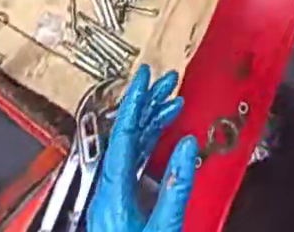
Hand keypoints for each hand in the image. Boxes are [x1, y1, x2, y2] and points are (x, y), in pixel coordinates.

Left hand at [87, 67, 199, 231]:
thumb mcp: (164, 228)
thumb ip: (176, 186)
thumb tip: (186, 144)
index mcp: (111, 195)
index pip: (122, 135)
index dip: (134, 102)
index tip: (144, 76)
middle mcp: (107, 193)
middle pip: (125, 137)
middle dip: (147, 105)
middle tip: (167, 81)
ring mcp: (113, 201)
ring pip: (130, 148)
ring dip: (152, 121)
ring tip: (173, 101)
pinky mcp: (121, 207)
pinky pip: (135, 162)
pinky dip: (152, 141)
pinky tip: (168, 133)